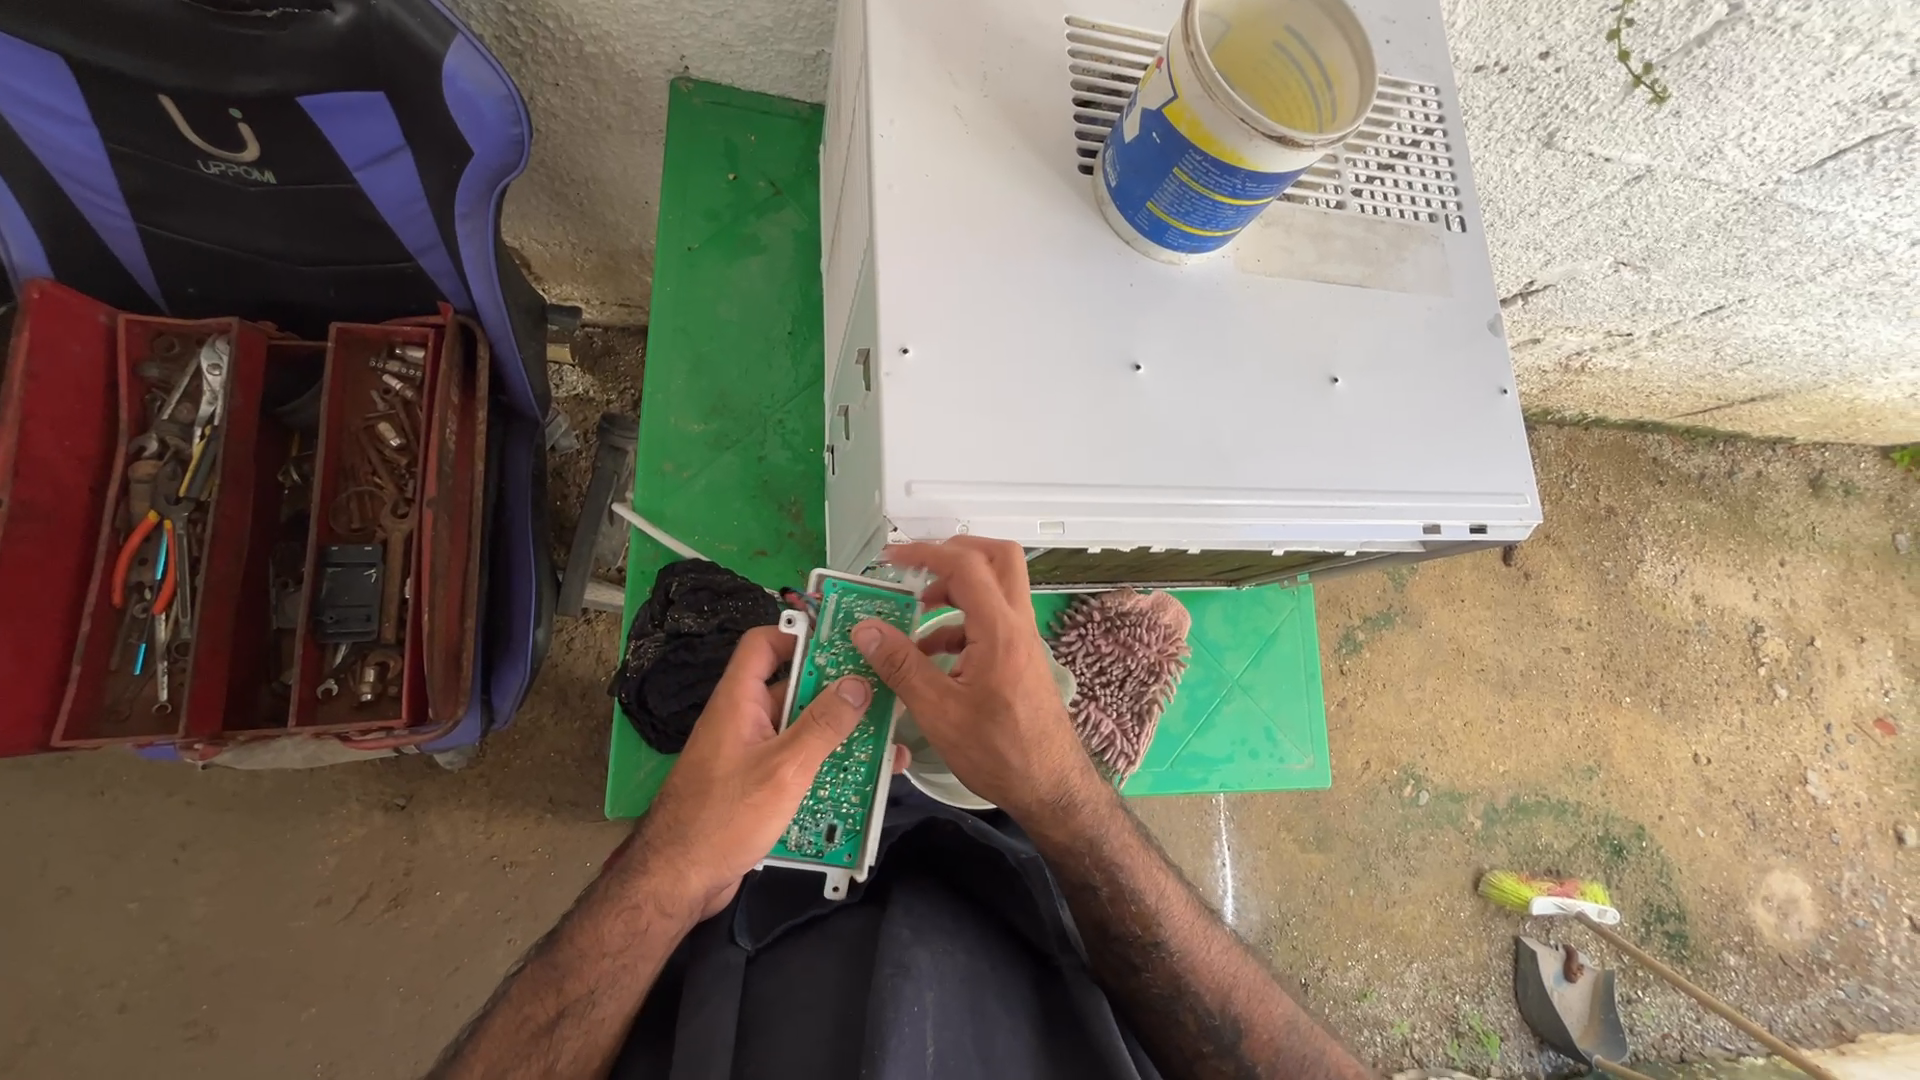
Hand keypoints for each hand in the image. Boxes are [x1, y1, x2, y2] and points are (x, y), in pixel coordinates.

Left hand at [623, 625, 877, 923]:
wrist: (679, 882)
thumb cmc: (724, 817)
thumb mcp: (784, 768)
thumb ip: (823, 724)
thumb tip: (858, 682)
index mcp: (740, 700)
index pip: (765, 643)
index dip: (801, 635)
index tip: (844, 642)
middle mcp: (745, 719)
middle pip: (795, 687)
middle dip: (838, 689)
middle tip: (884, 692)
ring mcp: (752, 752)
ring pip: (802, 728)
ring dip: (840, 732)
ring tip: (886, 740)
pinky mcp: (760, 783)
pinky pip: (798, 761)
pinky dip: (827, 764)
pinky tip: (862, 779)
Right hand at [852, 537, 1107, 823]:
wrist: (1051, 788)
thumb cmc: (998, 753)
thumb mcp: (938, 711)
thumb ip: (901, 665)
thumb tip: (865, 629)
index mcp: (999, 630)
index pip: (965, 565)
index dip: (925, 552)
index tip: (891, 559)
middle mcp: (1017, 624)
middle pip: (997, 558)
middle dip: (954, 553)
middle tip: (917, 570)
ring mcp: (1023, 640)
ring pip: (994, 589)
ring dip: (954, 593)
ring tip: (914, 618)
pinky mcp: (1020, 658)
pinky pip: (991, 621)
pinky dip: (961, 624)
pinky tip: (932, 657)